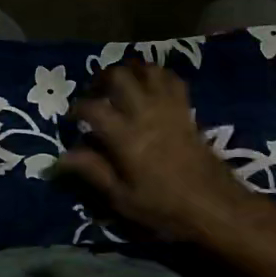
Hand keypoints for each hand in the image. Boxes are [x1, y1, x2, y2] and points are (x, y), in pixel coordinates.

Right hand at [59, 63, 263, 241]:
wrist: (214, 205)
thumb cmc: (164, 206)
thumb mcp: (122, 197)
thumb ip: (92, 171)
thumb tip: (61, 157)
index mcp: (125, 136)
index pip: (92, 108)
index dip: (77, 108)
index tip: (71, 117)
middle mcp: (144, 113)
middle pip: (119, 76)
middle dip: (102, 78)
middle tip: (95, 92)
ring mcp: (168, 107)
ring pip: (147, 70)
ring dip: (130, 71)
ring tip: (121, 84)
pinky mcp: (186, 109)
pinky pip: (172, 80)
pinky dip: (158, 76)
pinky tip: (150, 86)